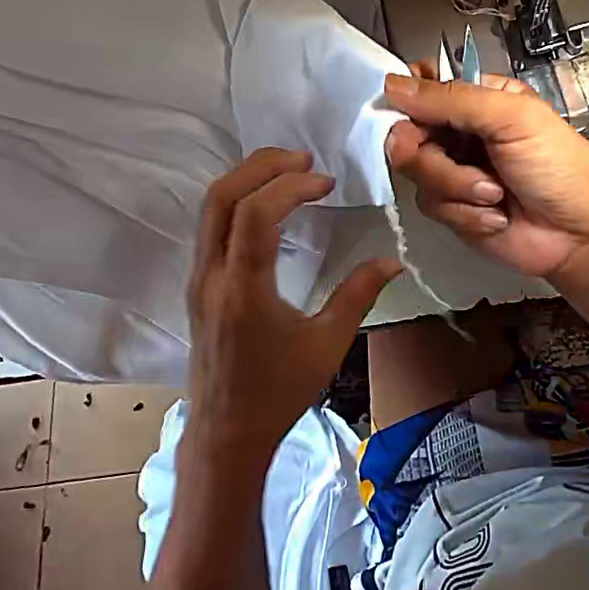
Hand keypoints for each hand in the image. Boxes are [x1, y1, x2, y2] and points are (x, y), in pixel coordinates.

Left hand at [184, 148, 403, 472]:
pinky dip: (235, 201)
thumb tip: (392, 260)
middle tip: (302, 158)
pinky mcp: (196, 286)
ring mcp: (197, 279)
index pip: (256, 213)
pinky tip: (265, 205)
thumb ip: (358, 295)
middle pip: (221, 196)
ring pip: (209, 208)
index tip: (325, 182)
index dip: (291, 185)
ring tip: (286, 171)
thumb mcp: (327, 345)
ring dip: (245, 179)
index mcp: (243, 289)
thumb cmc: (279, 393)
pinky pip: (208, 226)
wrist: (226, 431)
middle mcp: (211, 275)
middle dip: (261, 165)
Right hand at [383, 70, 588, 280]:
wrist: (579, 238)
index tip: (414, 120)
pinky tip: (495, 215)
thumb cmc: (562, 170)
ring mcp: (451, 169)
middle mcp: (458, 132)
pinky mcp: (449, 206)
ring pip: (414, 172)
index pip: (421, 86)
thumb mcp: (513, 119)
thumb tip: (393, 85)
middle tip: (460, 165)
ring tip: (495, 195)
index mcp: (477, 99)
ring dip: (456, 187)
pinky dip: (463, 213)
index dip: (407, 102)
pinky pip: (429, 204)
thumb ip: (452, 99)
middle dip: (434, 159)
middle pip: (406, 133)